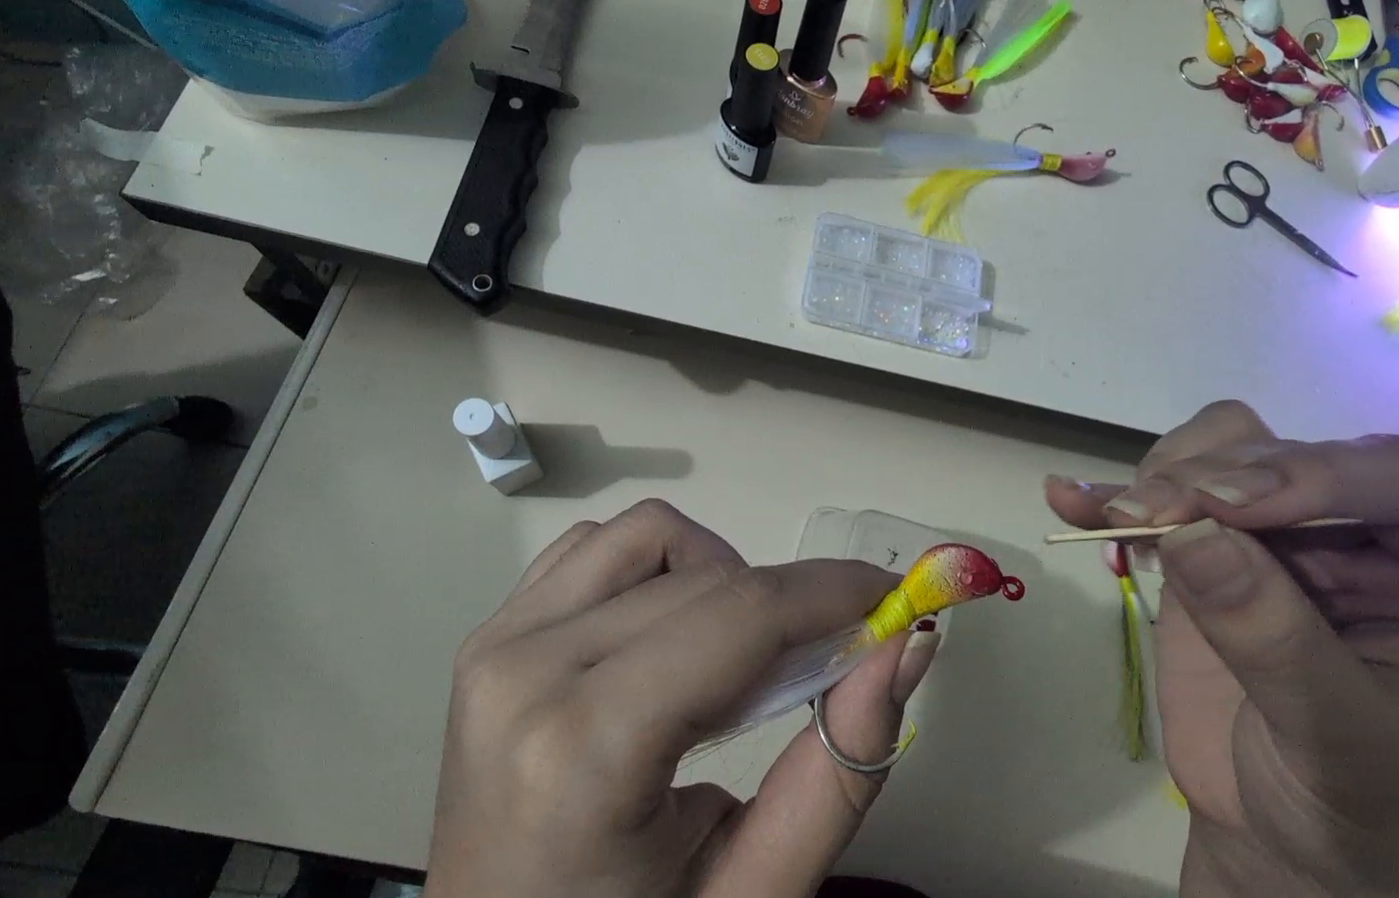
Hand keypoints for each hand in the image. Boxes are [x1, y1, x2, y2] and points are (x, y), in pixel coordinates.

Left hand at [424, 500, 936, 897]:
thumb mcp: (751, 890)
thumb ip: (838, 771)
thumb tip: (905, 650)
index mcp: (580, 750)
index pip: (739, 618)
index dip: (833, 592)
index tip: (894, 598)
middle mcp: (524, 672)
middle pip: (705, 580)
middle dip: (789, 606)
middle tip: (826, 665)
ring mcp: (498, 644)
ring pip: (649, 536)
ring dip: (718, 577)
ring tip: (735, 659)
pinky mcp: (492, 633)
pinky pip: (595, 548)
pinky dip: (657, 571)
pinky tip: (673, 639)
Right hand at [1046, 402, 1398, 897]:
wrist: (1282, 842)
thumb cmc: (1352, 807)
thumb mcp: (1338, 736)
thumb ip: (1272, 634)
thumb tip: (1189, 530)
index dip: (1314, 472)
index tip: (1225, 503)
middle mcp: (1372, 537)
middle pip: (1289, 455)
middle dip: (1213, 479)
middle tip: (1144, 515)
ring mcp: (1285, 537)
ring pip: (1225, 450)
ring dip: (1165, 474)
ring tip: (1118, 518)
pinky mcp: (1213, 549)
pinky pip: (1168, 493)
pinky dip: (1117, 493)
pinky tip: (1072, 499)